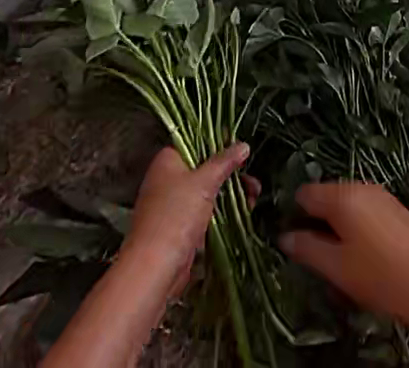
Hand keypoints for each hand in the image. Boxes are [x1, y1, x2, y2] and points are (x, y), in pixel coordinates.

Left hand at [40, 144, 250, 367]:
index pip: (196, 141)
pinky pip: (204, 212)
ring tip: (253, 198)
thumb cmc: (175, 216)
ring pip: (206, 191)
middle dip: (229, 174)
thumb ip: (223, 162)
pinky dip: (221, 212)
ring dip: (229, 194)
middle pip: (204, 168)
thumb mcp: (203, 182)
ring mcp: (173, 202)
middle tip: (253, 182)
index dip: (220, 145)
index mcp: (168, 159)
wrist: (155, 265)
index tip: (242, 151)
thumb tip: (242, 145)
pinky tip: (240, 214)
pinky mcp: (179, 225)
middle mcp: (167, 177)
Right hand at [281, 183, 408, 367]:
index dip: (294, 213)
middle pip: (325, 196)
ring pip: (346, 203)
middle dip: (317, 219)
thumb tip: (284, 238)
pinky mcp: (397, 210)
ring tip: (343, 258)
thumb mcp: (338, 268)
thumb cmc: (384, 275)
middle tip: (318, 252)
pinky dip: (358, 226)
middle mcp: (359, 187)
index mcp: (340, 195)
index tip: (293, 238)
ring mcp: (381, 196)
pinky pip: (365, 210)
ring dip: (338, 224)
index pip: (303, 193)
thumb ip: (307, 249)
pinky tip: (367, 256)